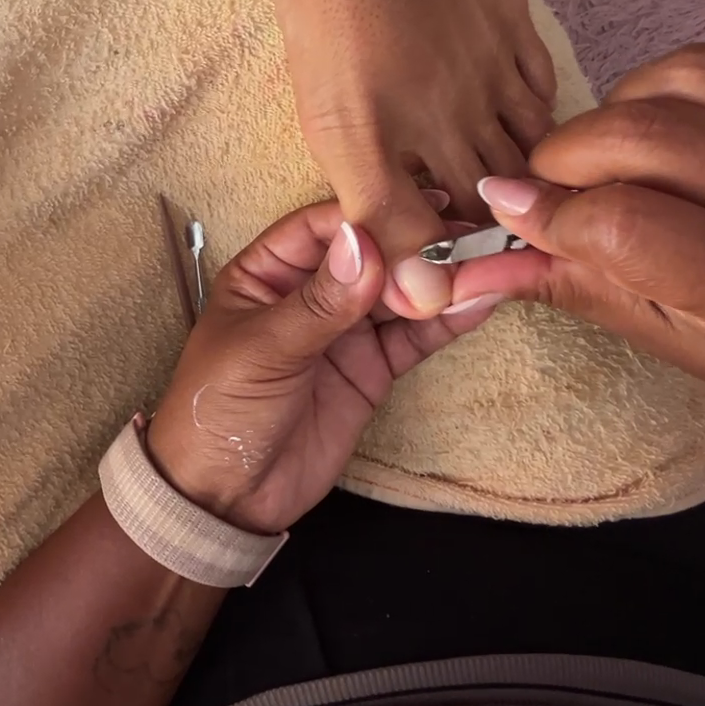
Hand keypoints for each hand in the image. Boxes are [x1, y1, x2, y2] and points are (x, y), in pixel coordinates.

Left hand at [146, 201, 500, 534]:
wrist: (227, 498)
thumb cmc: (217, 410)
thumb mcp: (263, 350)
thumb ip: (318, 303)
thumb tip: (364, 242)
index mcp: (266, 272)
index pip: (321, 228)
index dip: (366, 214)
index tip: (413, 207)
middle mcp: (309, 292)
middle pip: (368, 255)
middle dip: (412, 243)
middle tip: (464, 230)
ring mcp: (344, 330)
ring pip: (398, 292)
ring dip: (438, 279)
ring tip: (487, 258)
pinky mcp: (371, 368)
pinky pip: (413, 337)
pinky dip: (445, 321)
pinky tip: (479, 300)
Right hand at [451, 10, 704, 441]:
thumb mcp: (654, 335)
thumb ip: (563, 281)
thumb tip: (473, 249)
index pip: (622, 223)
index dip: (549, 212)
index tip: (515, 210)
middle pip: (647, 134)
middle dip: (569, 152)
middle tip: (558, 179)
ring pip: (688, 70)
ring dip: (626, 102)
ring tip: (624, 145)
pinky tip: (695, 107)